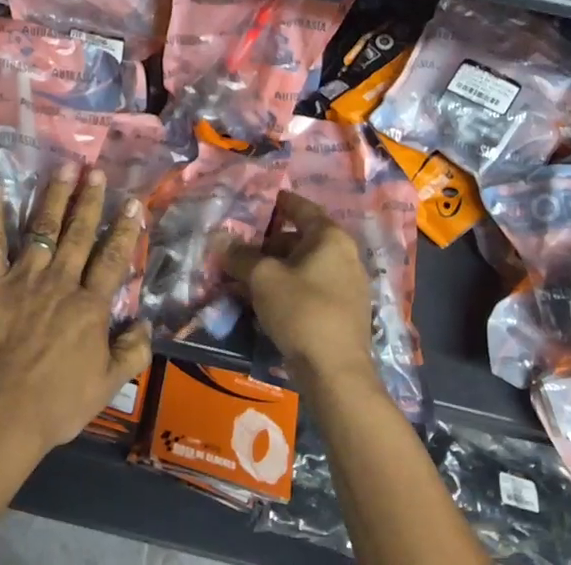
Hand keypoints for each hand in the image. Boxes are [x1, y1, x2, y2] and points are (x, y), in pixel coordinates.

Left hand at [0, 165, 152, 457]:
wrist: (4, 413)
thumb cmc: (58, 403)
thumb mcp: (108, 384)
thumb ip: (132, 351)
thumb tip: (145, 322)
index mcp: (90, 306)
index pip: (112, 259)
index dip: (124, 229)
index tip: (132, 202)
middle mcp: (60, 283)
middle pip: (78, 234)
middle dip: (89, 201)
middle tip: (95, 171)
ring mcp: (23, 279)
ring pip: (42, 229)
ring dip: (53, 197)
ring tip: (62, 168)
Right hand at [225, 191, 376, 383]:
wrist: (335, 372)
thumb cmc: (301, 311)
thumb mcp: (262, 278)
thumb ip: (240, 255)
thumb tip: (220, 240)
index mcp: (331, 238)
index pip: (303, 208)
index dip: (282, 202)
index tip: (265, 199)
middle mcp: (346, 256)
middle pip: (302, 239)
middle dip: (270, 243)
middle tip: (242, 249)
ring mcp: (349, 286)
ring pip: (306, 267)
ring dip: (277, 268)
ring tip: (247, 277)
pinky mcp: (345, 313)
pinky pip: (312, 288)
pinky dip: (290, 287)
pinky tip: (267, 301)